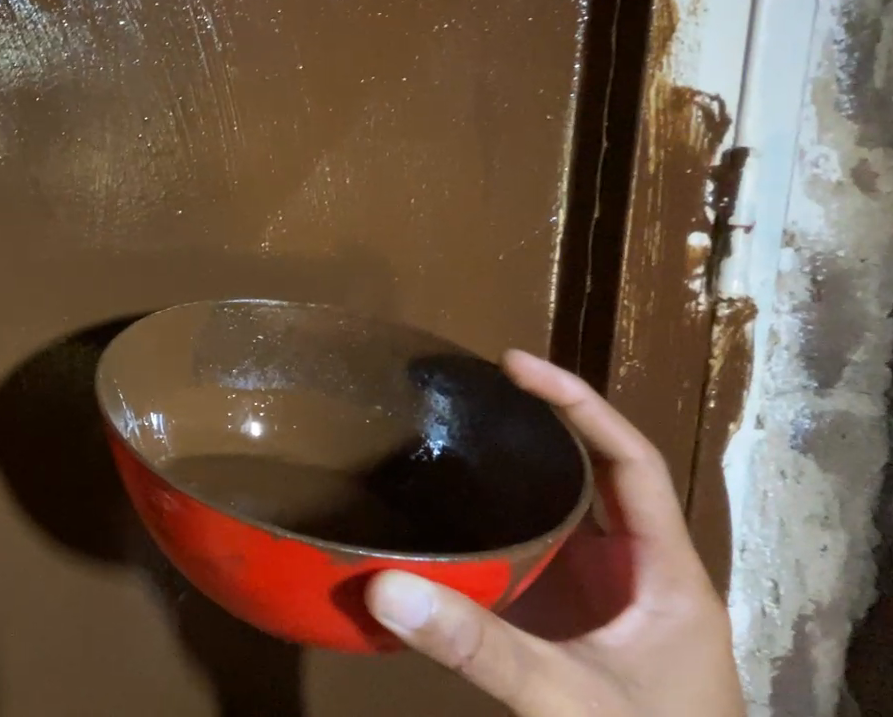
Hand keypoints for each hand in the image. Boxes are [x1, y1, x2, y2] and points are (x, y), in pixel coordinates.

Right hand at [364, 350, 742, 716]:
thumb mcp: (569, 701)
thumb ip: (482, 648)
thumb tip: (380, 585)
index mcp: (665, 573)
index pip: (631, 462)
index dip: (578, 404)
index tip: (513, 363)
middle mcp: (637, 570)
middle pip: (592, 472)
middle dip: (536, 423)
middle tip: (464, 389)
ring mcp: (602, 595)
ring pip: (559, 510)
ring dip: (510, 468)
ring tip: (444, 430)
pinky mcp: (569, 617)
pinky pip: (529, 548)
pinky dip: (490, 518)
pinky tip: (444, 507)